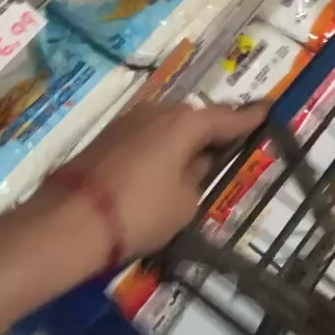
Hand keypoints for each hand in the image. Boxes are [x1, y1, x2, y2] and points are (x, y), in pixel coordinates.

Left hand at [34, 101, 266, 258]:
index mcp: (187, 123)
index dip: (251, 118)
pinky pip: (147, 137)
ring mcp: (130, 120)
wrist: (65, 224)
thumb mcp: (184, 205)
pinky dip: (159, 150)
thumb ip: (198, 178)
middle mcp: (160, 111)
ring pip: (169, 128)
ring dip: (182, 143)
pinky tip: (159, 172)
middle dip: (212, 134)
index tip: (270, 110)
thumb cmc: (138, 213)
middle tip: (227, 151)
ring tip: (192, 167)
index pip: (229, 119)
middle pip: (196, 120)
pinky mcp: (107, 136)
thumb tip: (194, 165)